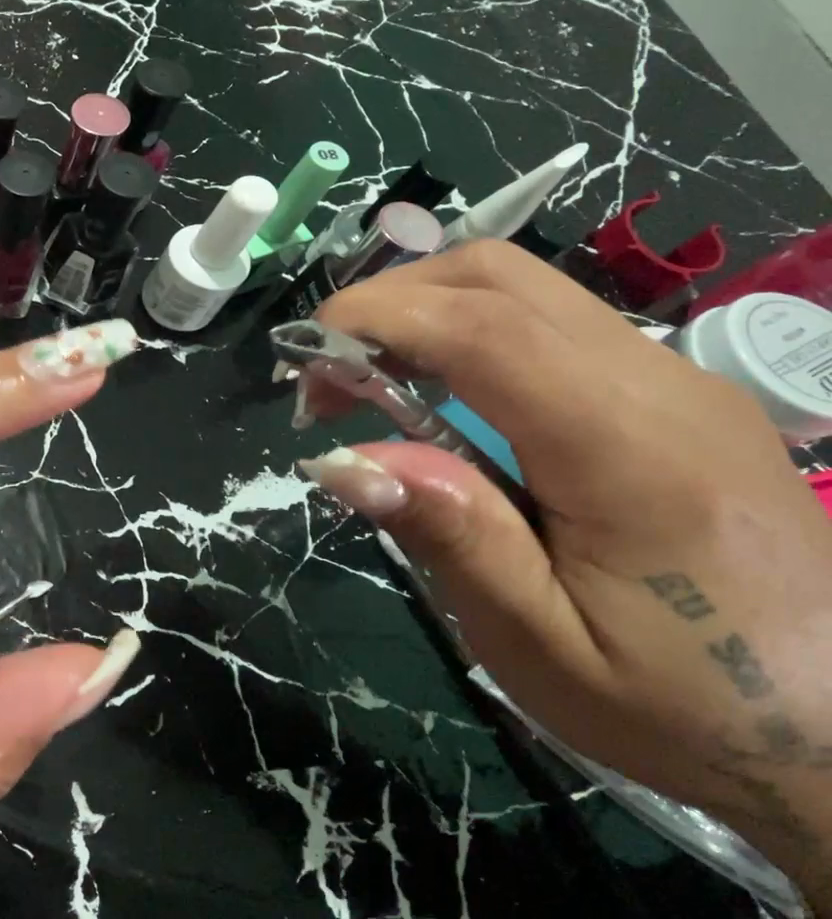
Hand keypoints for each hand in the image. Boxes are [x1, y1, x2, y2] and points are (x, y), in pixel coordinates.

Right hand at [298, 242, 831, 904]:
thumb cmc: (675, 702)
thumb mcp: (539, 645)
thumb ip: (450, 536)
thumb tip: (340, 459)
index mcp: (630, 452)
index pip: (485, 329)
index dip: (374, 321)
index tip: (301, 368)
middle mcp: (663, 387)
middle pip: (501, 278)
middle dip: (386, 301)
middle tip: (326, 379)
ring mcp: (678, 381)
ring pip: (524, 288)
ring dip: (421, 312)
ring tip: (367, 386)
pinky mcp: (674, 393)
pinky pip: (552, 322)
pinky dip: (464, 332)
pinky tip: (436, 397)